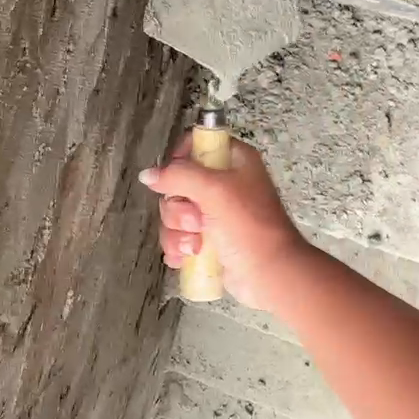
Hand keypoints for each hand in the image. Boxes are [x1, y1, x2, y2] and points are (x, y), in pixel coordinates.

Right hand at [140, 130, 310, 310]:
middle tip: (197, 220)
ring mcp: (215, 213)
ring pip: (174, 213)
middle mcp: (223, 183)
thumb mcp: (215, 191)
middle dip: (180, 207)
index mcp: (233, 160)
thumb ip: (179, 176)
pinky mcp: (208, 239)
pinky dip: (178, 247)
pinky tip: (186, 258)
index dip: (180, 159)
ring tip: (197, 244)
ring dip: (178, 232)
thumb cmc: (249, 226)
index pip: (196, 144)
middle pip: (178, 183)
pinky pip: (178, 236)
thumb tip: (148, 174)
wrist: (269, 274)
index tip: (176, 178)